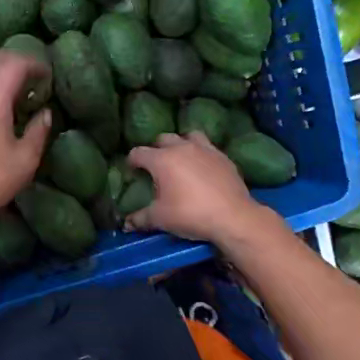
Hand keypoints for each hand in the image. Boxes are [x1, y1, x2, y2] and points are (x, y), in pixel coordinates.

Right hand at [126, 133, 276, 246]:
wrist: (232, 216)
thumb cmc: (190, 214)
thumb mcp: (160, 219)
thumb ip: (140, 218)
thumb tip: (127, 224)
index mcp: (162, 160)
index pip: (139, 153)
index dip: (132, 161)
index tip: (132, 171)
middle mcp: (182, 148)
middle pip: (163, 139)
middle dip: (155, 149)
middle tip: (155, 166)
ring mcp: (205, 149)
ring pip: (188, 136)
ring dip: (181, 144)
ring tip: (181, 159)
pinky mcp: (223, 156)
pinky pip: (208, 147)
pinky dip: (201, 153)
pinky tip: (202, 168)